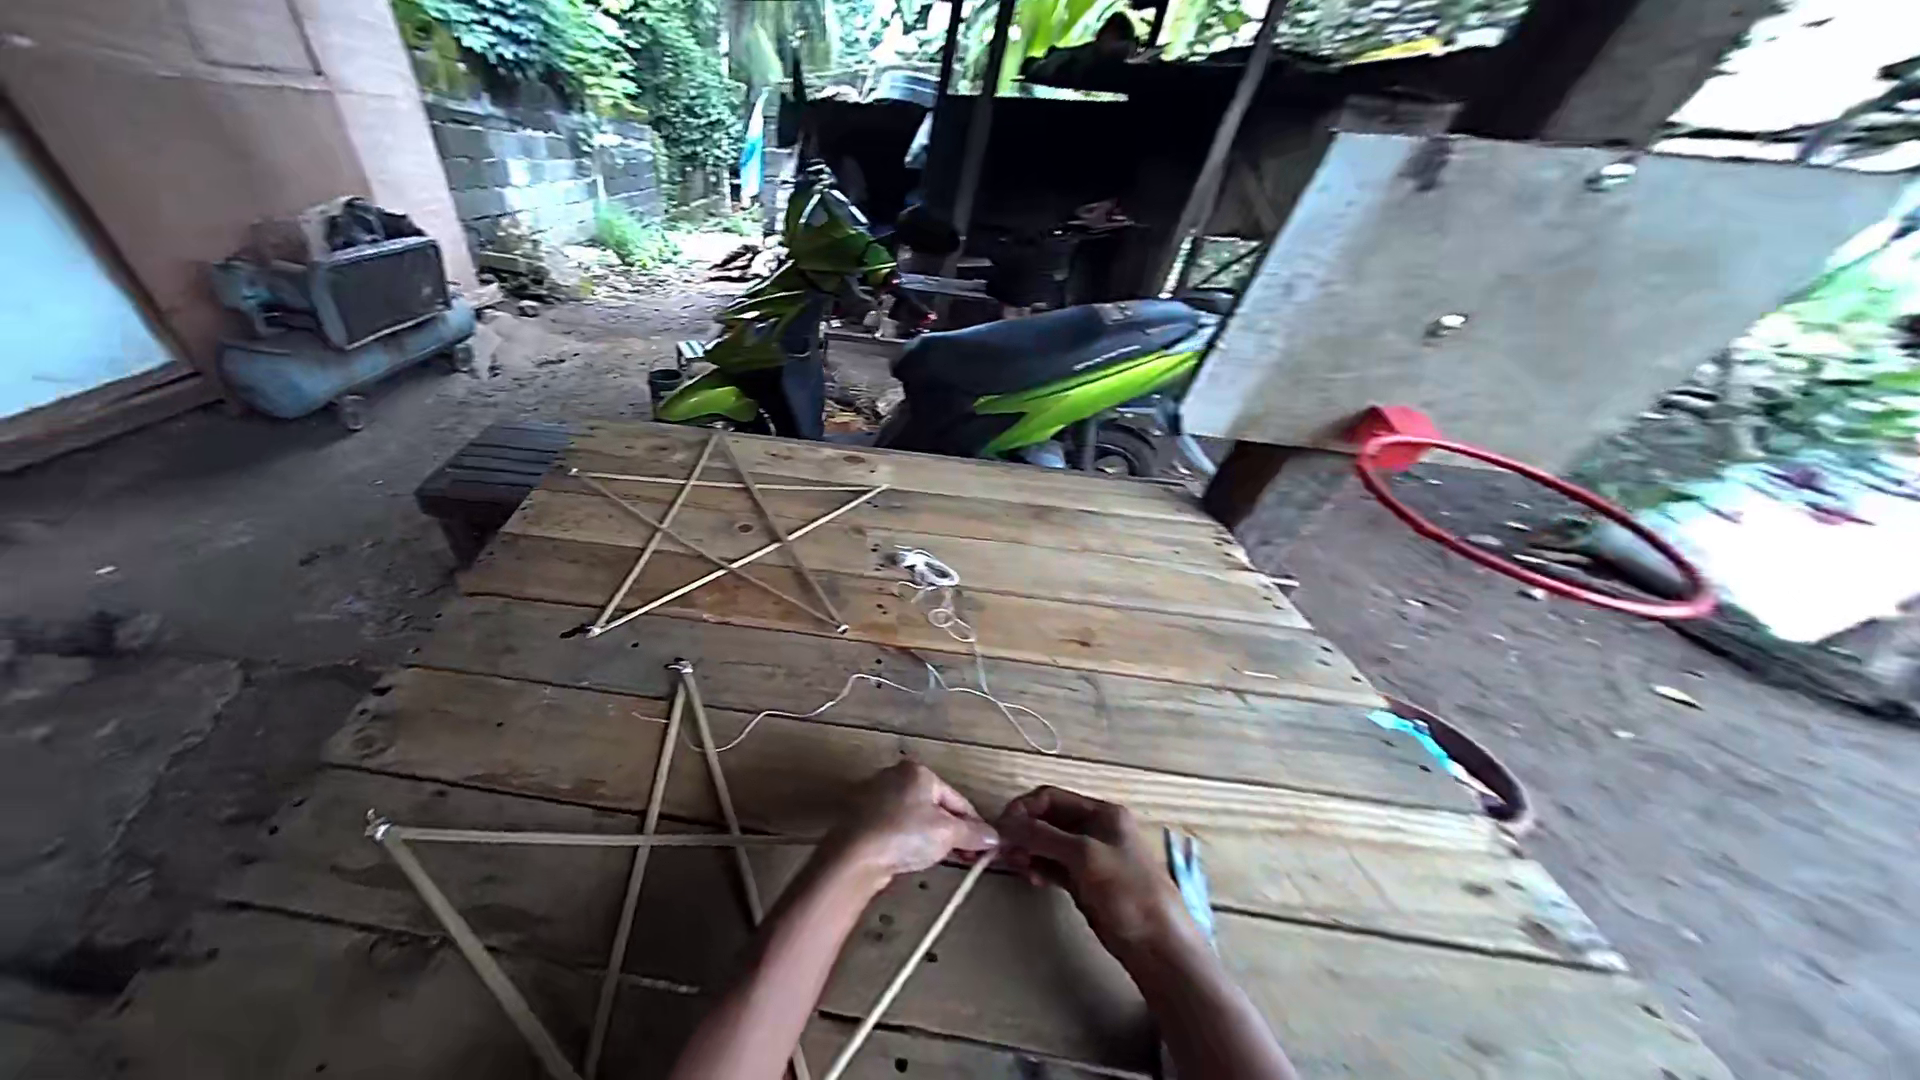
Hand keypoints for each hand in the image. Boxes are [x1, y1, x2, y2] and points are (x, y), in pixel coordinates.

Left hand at [822, 762, 997, 887]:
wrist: (854, 855)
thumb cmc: (905, 835)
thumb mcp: (947, 834)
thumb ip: (973, 833)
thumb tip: (994, 837)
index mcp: (919, 771)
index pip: (957, 798)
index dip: (973, 824)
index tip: (984, 846)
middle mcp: (896, 775)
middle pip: (935, 805)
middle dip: (951, 830)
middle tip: (964, 855)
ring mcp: (876, 794)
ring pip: (915, 816)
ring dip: (930, 836)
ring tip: (938, 858)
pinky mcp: (862, 815)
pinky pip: (895, 825)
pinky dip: (907, 838)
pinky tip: (910, 856)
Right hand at [996, 787, 1193, 960]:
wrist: (1157, 945)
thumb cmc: (1127, 890)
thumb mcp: (1085, 856)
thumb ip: (1044, 836)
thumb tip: (1007, 824)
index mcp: (1101, 812)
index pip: (1053, 797)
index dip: (1025, 808)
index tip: (1002, 826)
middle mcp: (1094, 829)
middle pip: (1048, 819)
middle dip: (1024, 829)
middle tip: (1001, 848)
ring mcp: (1088, 857)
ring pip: (1048, 844)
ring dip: (1028, 849)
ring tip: (1013, 863)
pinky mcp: (1084, 882)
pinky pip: (1053, 866)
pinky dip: (1038, 867)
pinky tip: (1029, 876)